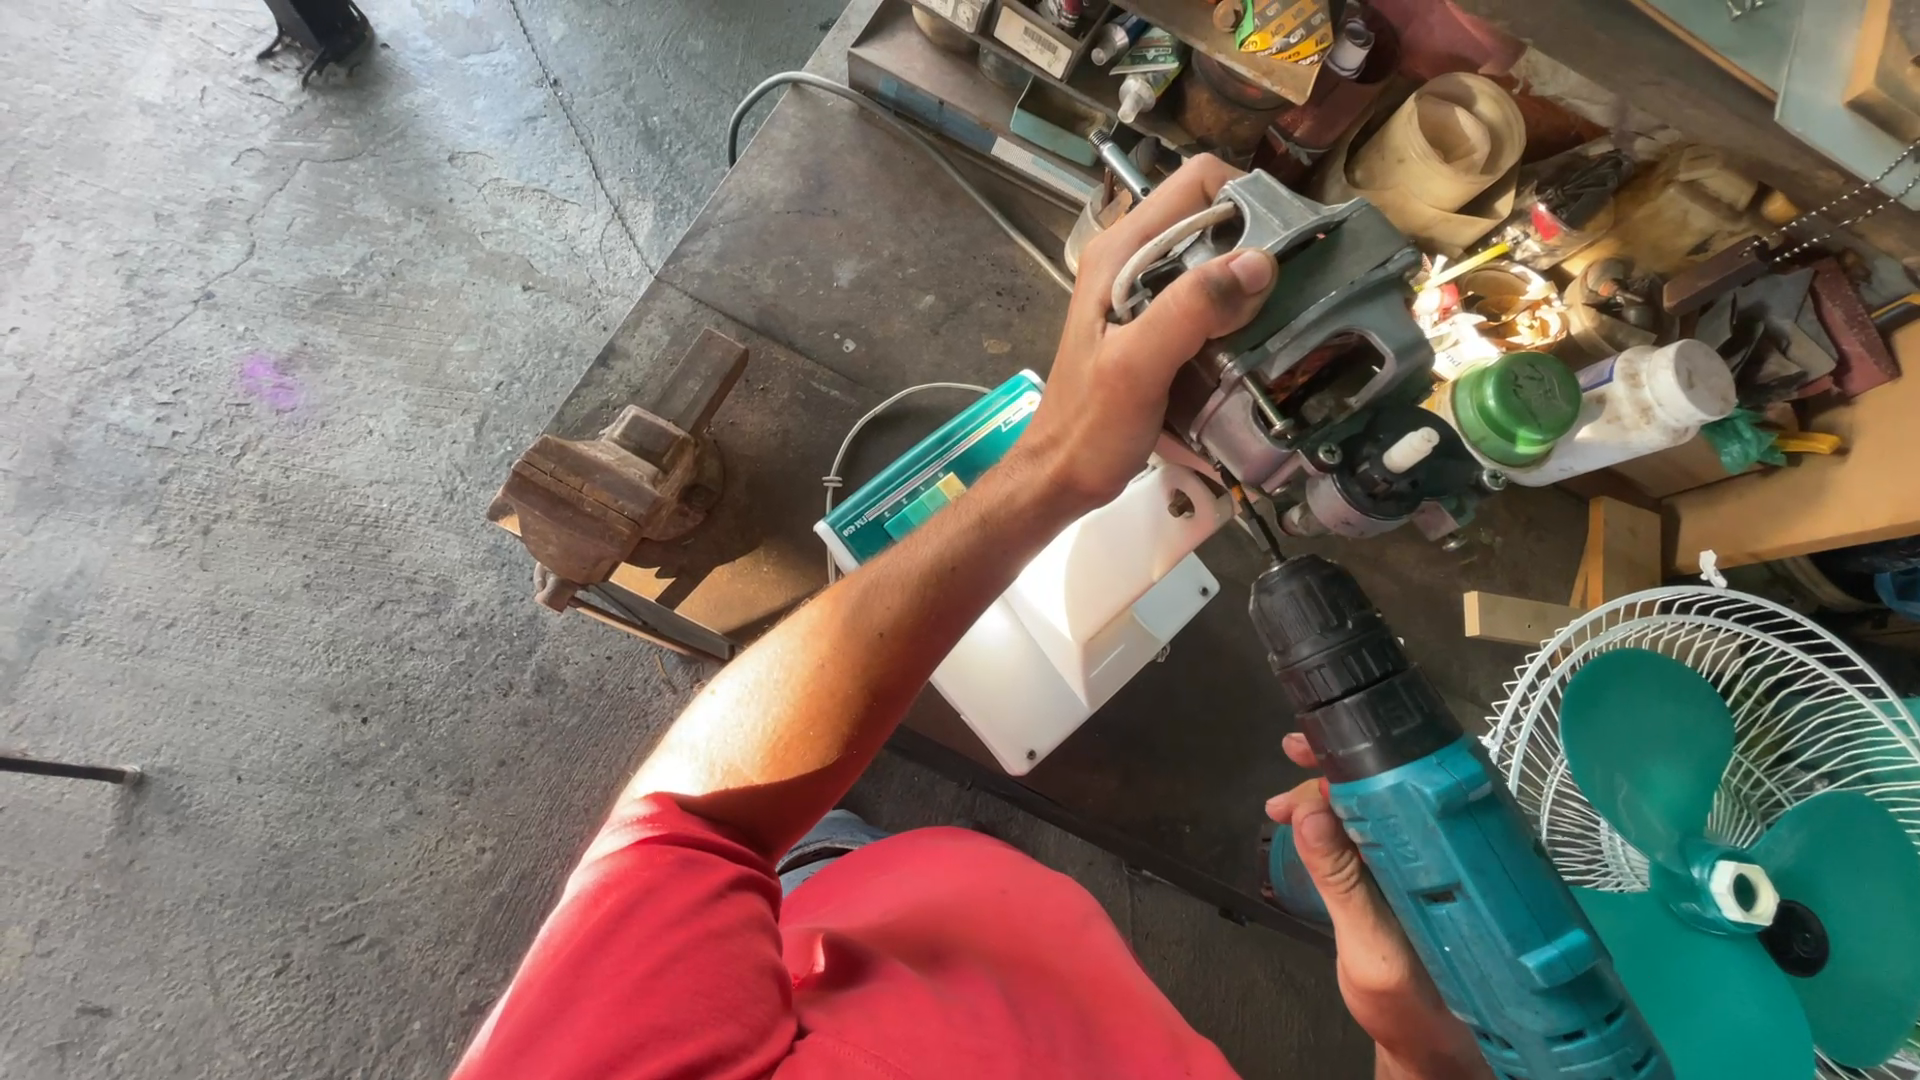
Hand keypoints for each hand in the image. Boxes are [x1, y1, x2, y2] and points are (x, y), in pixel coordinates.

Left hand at [1015, 154, 1278, 514]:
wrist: (1061, 474)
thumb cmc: (1090, 427)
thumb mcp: (1135, 367)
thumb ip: (1189, 310)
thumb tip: (1260, 263)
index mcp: (1118, 252)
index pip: (1199, 182)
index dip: (1251, 199)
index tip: (1289, 245)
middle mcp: (1128, 260)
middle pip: (1212, 220)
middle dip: (1260, 244)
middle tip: (1298, 288)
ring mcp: (1139, 294)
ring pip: (1212, 262)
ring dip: (1250, 285)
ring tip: (1284, 318)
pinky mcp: (1151, 328)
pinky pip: (1204, 302)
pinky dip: (1232, 315)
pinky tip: (1251, 346)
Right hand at [1266, 732, 1490, 1079]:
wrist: (1430, 1052)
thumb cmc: (1410, 1010)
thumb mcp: (1372, 952)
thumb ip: (1343, 885)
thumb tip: (1311, 813)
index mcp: (1448, 865)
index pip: (1408, 789)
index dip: (1361, 757)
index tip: (1315, 744)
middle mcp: (1440, 856)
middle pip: (1387, 788)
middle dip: (1334, 765)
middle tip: (1291, 752)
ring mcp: (1419, 866)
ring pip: (1368, 807)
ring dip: (1321, 794)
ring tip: (1279, 807)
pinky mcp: (1400, 878)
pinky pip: (1361, 834)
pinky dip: (1326, 819)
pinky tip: (1301, 822)